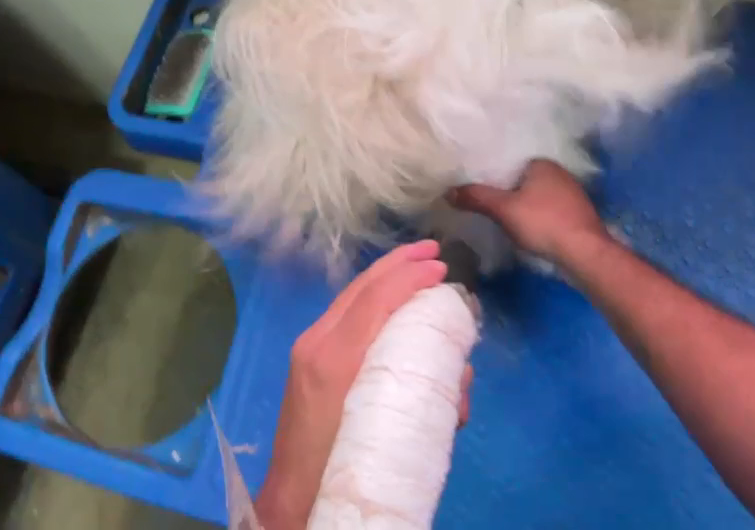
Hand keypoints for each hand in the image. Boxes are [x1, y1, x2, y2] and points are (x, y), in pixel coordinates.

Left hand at [255, 240, 467, 528]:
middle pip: (360, 287)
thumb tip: (460, 371)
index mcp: (333, 359)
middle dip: (399, 263)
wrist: (294, 506)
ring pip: (351, 296)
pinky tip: (392, 302)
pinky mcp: (307, 358)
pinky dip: (372, 300)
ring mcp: (308, 348)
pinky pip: (344, 315)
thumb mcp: (396, 437)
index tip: (442, 266)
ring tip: (417, 270)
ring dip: (387, 279)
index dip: (410, 277)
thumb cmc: (346, 470)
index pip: (375, 300)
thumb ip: (431, 402)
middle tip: (433, 250)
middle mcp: (317, 342)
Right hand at [449, 159, 613, 268]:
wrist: (585, 253)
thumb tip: (448, 191)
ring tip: (506, 217)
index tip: (481, 187)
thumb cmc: (543, 222)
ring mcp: (573, 195)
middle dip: (510, 191)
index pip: (512, 163)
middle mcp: (560, 173)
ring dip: (526, 205)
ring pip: (539, 196)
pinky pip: (551, 210)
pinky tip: (530, 229)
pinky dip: (539, 217)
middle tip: (489, 204)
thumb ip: (476, 198)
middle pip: (525, 180)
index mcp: (542, 164)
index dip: (495, 175)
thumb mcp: (503, 210)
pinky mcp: (579, 215)